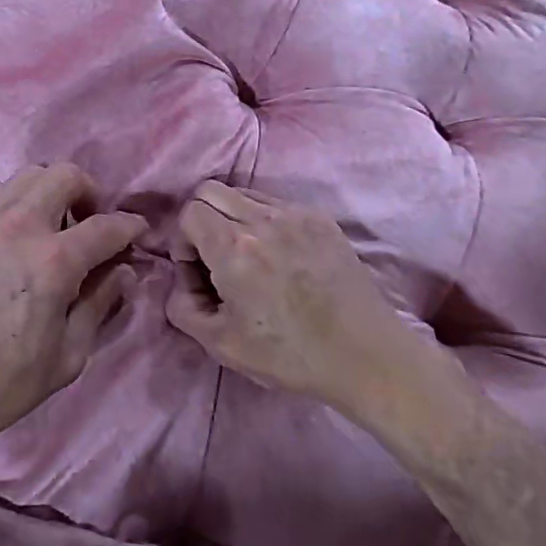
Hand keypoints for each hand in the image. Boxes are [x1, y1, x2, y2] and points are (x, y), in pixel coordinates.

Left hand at [0, 164, 146, 454]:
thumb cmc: (0, 384)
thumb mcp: (67, 357)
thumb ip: (100, 305)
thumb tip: (122, 271)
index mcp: (54, 262)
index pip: (106, 226)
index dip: (130, 226)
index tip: (139, 231)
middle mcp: (21, 227)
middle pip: (65, 175)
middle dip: (90, 191)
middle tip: (91, 223)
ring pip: (28, 175)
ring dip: (51, 192)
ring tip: (52, 227)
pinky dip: (16, 201)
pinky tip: (16, 235)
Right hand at [166, 181, 427, 414]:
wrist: (364, 354)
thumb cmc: (290, 355)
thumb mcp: (222, 344)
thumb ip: (183, 307)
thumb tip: (181, 282)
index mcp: (234, 247)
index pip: (189, 211)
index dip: (184, 240)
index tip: (199, 272)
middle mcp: (262, 219)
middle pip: (210, 190)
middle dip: (202, 220)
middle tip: (216, 259)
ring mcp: (295, 213)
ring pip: (243, 193)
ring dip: (233, 217)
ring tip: (249, 257)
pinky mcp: (320, 218)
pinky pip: (276, 203)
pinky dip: (264, 221)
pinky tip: (280, 258)